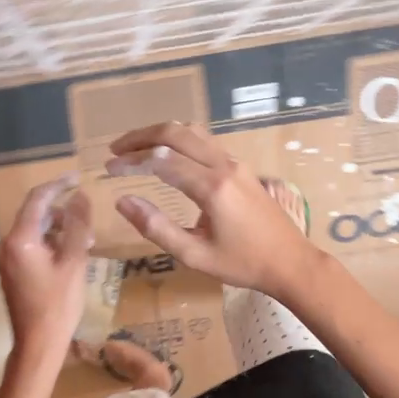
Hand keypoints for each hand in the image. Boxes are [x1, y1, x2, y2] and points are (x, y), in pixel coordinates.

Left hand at [0, 176, 91, 362]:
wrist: (38, 344)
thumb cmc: (58, 305)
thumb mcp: (74, 262)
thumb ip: (77, 226)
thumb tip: (80, 196)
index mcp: (19, 239)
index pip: (38, 199)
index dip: (58, 185)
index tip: (78, 178)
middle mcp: (6, 245)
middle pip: (35, 216)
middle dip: (63, 215)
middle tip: (88, 227)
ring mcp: (6, 260)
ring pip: (35, 233)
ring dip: (59, 232)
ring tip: (84, 246)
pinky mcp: (10, 273)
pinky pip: (30, 248)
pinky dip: (50, 246)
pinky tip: (69, 259)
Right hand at [107, 122, 323, 298]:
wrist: (290, 262)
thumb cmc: (242, 265)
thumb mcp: (194, 255)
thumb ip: (156, 228)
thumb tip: (122, 203)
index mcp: (211, 187)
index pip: (162, 160)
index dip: (131, 160)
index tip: (108, 168)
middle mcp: (224, 166)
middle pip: (176, 133)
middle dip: (141, 137)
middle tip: (115, 149)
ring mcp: (235, 163)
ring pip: (192, 132)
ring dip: (161, 135)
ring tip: (135, 148)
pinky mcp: (240, 168)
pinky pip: (205, 142)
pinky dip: (179, 141)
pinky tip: (165, 155)